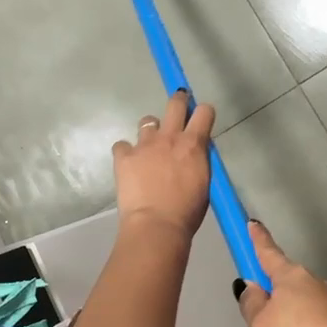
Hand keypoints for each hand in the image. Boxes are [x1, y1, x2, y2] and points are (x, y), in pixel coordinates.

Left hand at [113, 91, 215, 237]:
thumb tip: (196, 152)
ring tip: (150, 148)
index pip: (204, 112)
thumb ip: (199, 161)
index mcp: (193, 144)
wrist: (155, 226)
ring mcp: (144, 144)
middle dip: (178, 100)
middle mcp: (169, 137)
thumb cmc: (187, 212)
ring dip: (151, 131)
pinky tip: (128, 164)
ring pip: (147, 121)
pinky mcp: (124, 157)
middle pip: (175, 103)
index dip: (203, 112)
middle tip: (179, 106)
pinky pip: (122, 145)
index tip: (200, 117)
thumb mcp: (204, 183)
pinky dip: (126, 152)